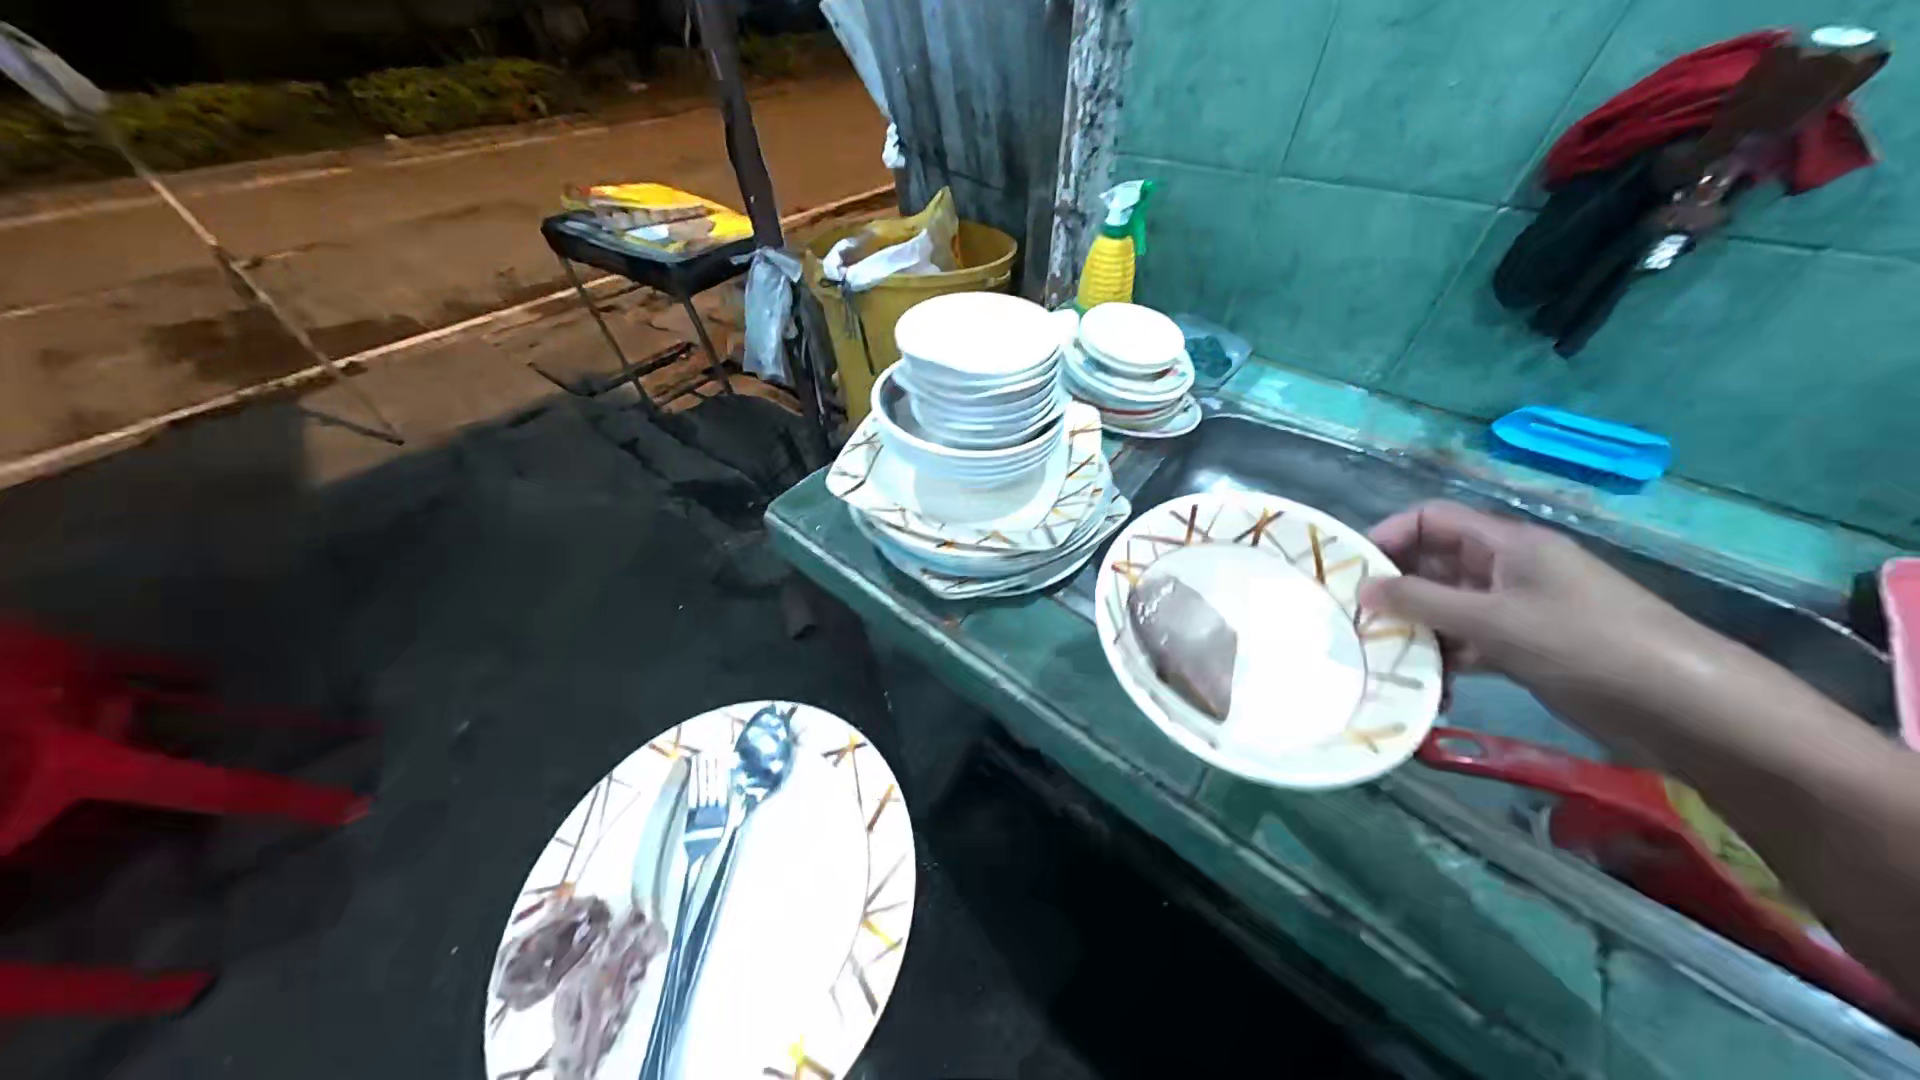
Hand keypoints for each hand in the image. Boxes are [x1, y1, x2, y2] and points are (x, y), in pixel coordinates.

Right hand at [1355, 501, 1713, 704]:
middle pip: (1433, 564)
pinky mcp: (1522, 646)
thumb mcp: (1493, 620)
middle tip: (1357, 619)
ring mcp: (1515, 609)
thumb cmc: (1584, 642)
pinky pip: (1466, 642)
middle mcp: (1506, 569)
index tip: (1351, 569)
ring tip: (1385, 658)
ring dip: (1416, 630)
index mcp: (1507, 544)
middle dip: (1395, 589)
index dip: (1388, 535)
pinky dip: (1445, 659)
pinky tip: (1431, 688)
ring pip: (1445, 607)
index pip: (1432, 519)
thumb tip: (1361, 589)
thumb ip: (1421, 602)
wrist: (1682, 707)